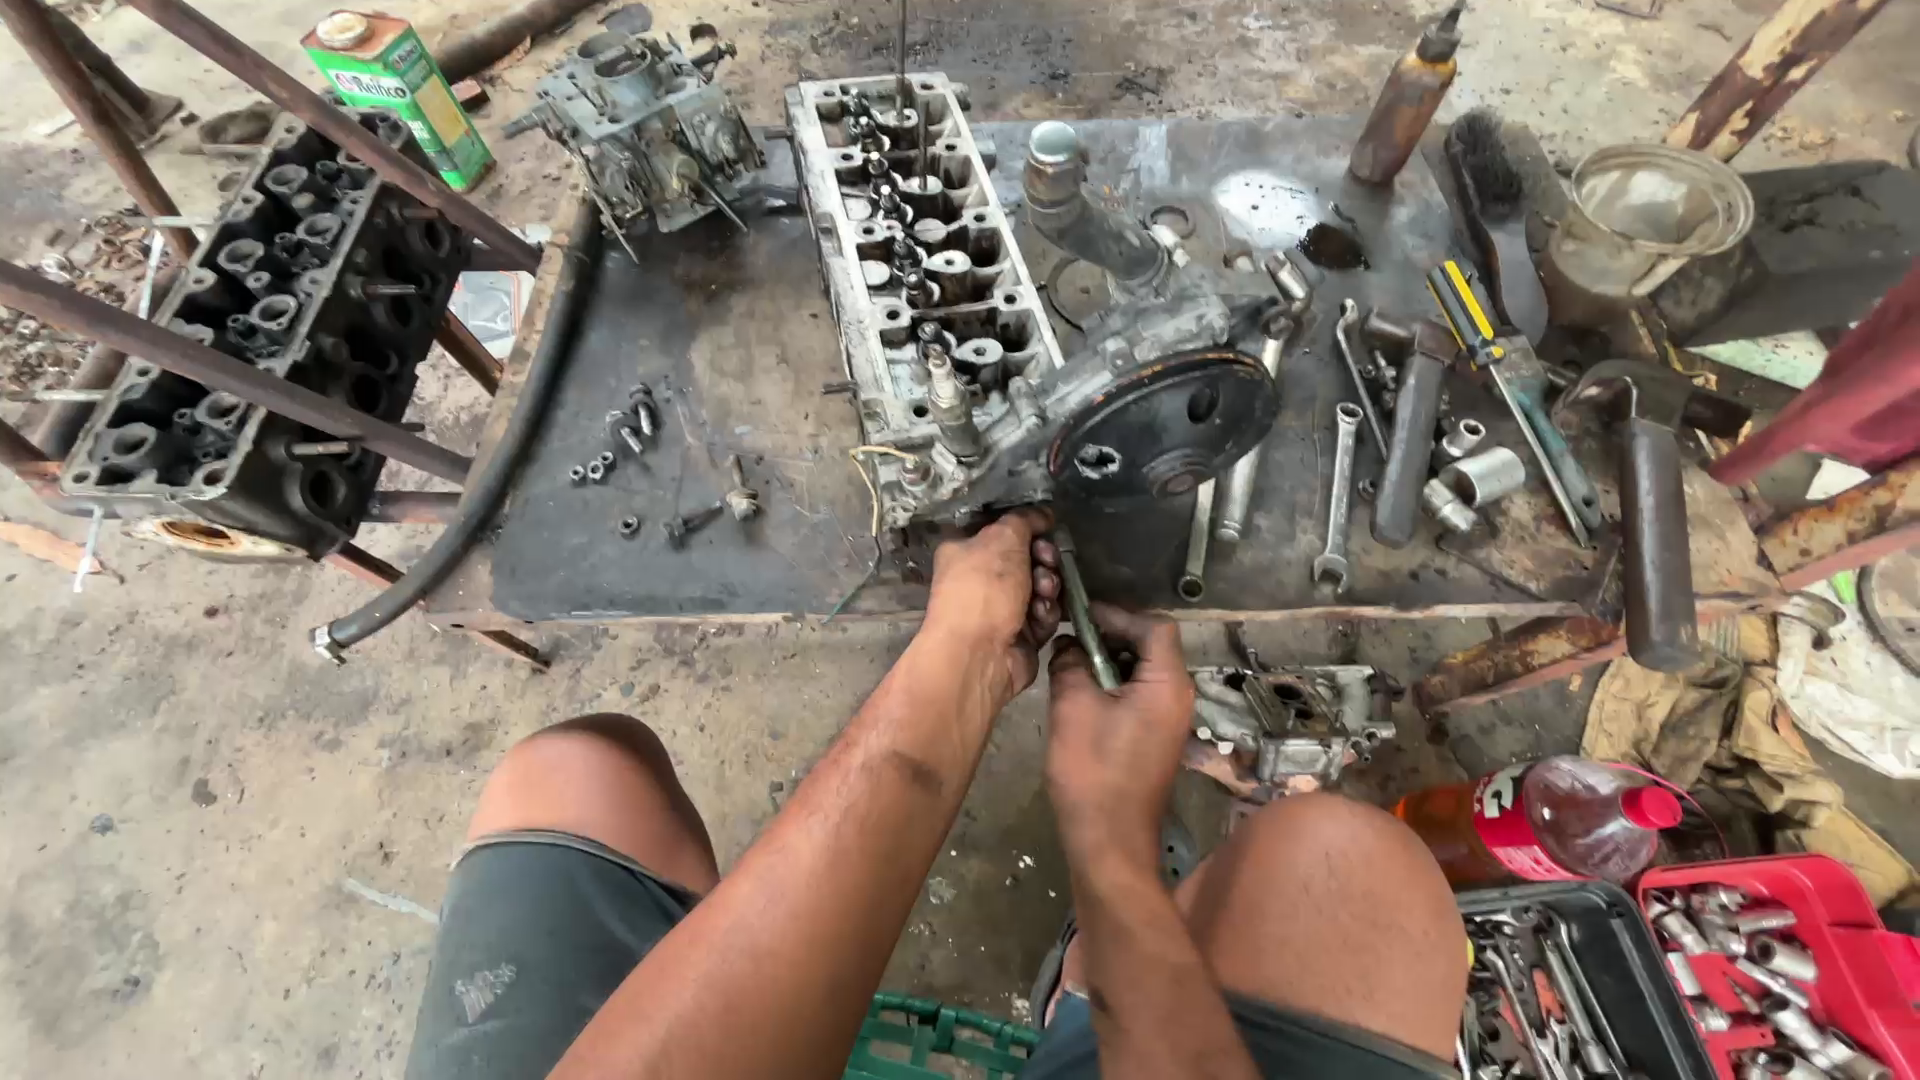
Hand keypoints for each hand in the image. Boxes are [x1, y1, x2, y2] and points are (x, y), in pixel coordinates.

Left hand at [922, 507, 1061, 705]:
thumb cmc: (983, 588)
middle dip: (1043, 558)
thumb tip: (1043, 513)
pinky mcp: (1021, 633)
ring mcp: (1001, 607)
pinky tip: (1039, 616)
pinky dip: (1046, 613)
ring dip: (1048, 586)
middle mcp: (981, 578)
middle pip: (1027, 557)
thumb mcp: (1002, 538)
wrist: (979, 653)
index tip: (1044, 528)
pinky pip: (1044, 614)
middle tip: (1046, 561)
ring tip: (1042, 593)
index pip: (1001, 530)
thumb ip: (1025, 519)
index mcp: (965, 550)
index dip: (1027, 528)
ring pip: (1041, 586)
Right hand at [1045, 605, 1194, 869]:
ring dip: (1106, 661)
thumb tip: (1068, 645)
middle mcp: (1177, 697)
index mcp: (1168, 684)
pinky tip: (1078, 691)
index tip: (1079, 618)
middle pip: (1150, 645)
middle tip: (1068, 638)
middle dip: (1108, 635)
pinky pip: (1136, 693)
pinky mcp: (1153, 736)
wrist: (1109, 841)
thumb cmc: (1093, 771)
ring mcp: (1168, 719)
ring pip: (1140, 670)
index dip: (1117, 614)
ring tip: (1067, 663)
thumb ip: (1070, 663)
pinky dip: (1110, 683)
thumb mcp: (1073, 706)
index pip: (1154, 626)